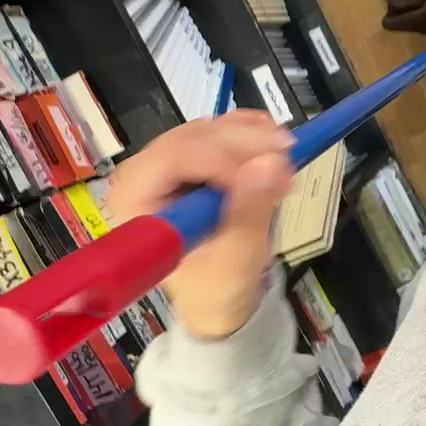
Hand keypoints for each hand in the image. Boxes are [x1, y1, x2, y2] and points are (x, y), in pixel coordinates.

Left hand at [105, 111, 293, 339]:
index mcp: (136, 204)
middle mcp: (142, 177)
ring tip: (287, 152)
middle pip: (191, 139)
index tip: (268, 168)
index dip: (221, 156)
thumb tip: (270, 164)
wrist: (218, 294)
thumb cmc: (217, 286)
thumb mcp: (237, 259)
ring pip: (207, 130)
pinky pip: (217, 132)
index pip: (172, 158)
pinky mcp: (189, 160)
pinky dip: (247, 130)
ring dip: (250, 135)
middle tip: (288, 152)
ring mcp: (166, 165)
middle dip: (243, 142)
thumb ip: (248, 213)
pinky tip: (272, 137)